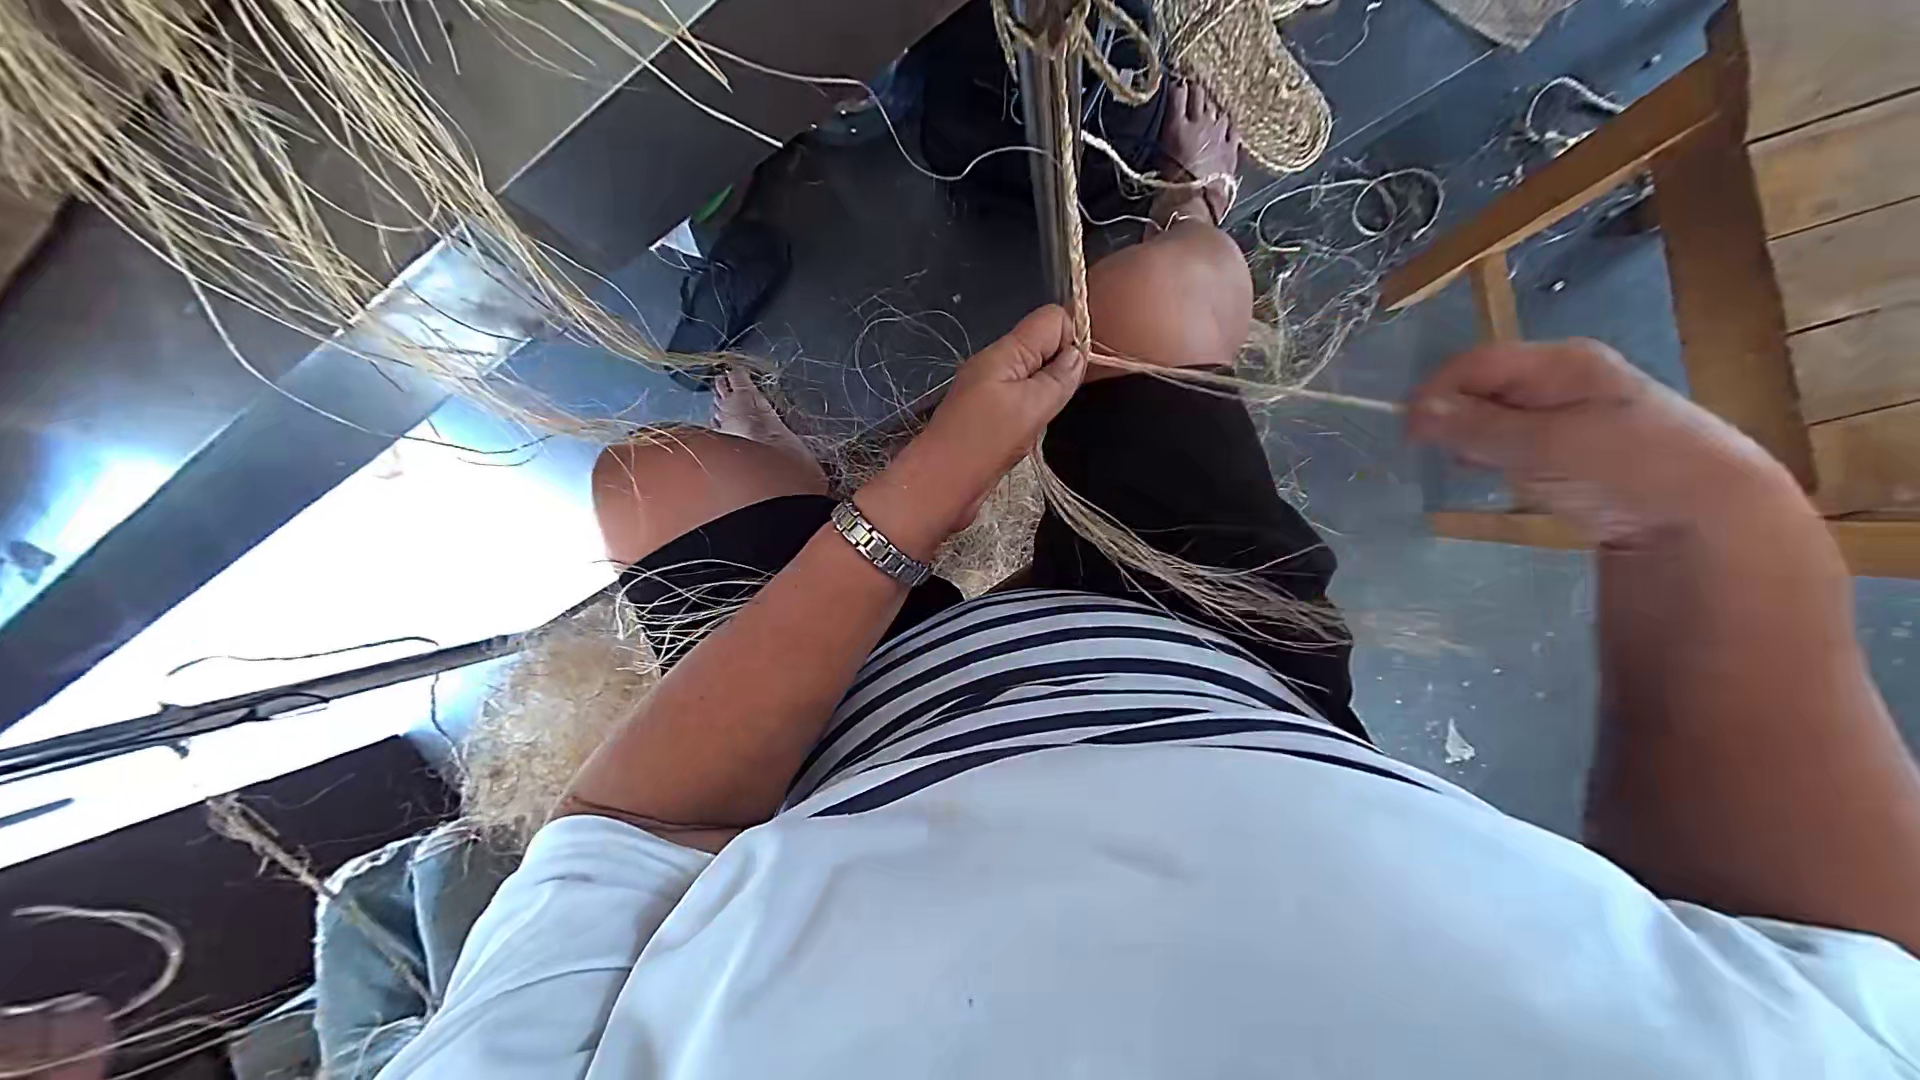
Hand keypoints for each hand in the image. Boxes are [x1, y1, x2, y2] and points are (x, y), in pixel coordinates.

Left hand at [857, 305, 1084, 558]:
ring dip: (1048, 395)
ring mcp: (990, 392)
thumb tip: (1078, 353)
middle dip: (1062, 370)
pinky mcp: (988, 417)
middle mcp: (996, 365)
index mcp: (1004, 352)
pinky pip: (1022, 401)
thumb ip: (1058, 377)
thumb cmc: (983, 443)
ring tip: (1044, 421)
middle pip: (1043, 347)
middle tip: (1060, 403)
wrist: (938, 487)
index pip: (1050, 319)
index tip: (1076, 376)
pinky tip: (1031, 434)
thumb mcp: (1030, 406)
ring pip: (1034, 377)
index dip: (1073, 339)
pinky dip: (1034, 413)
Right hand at [1406, 339, 1809, 547]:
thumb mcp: (1542, 446)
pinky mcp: (1567, 442)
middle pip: (1479, 386)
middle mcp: (1561, 377)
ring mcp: (1566, 409)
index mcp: (1560, 363)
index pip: (1473, 363)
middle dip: (1453, 417)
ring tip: (1475, 467)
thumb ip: (1476, 427)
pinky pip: (1508, 437)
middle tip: (1450, 455)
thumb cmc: (1625, 469)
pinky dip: (1490, 452)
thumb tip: (1413, 410)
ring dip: (1470, 438)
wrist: (1709, 516)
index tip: (1411, 434)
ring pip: (1490, 414)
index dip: (1435, 392)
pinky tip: (1496, 472)